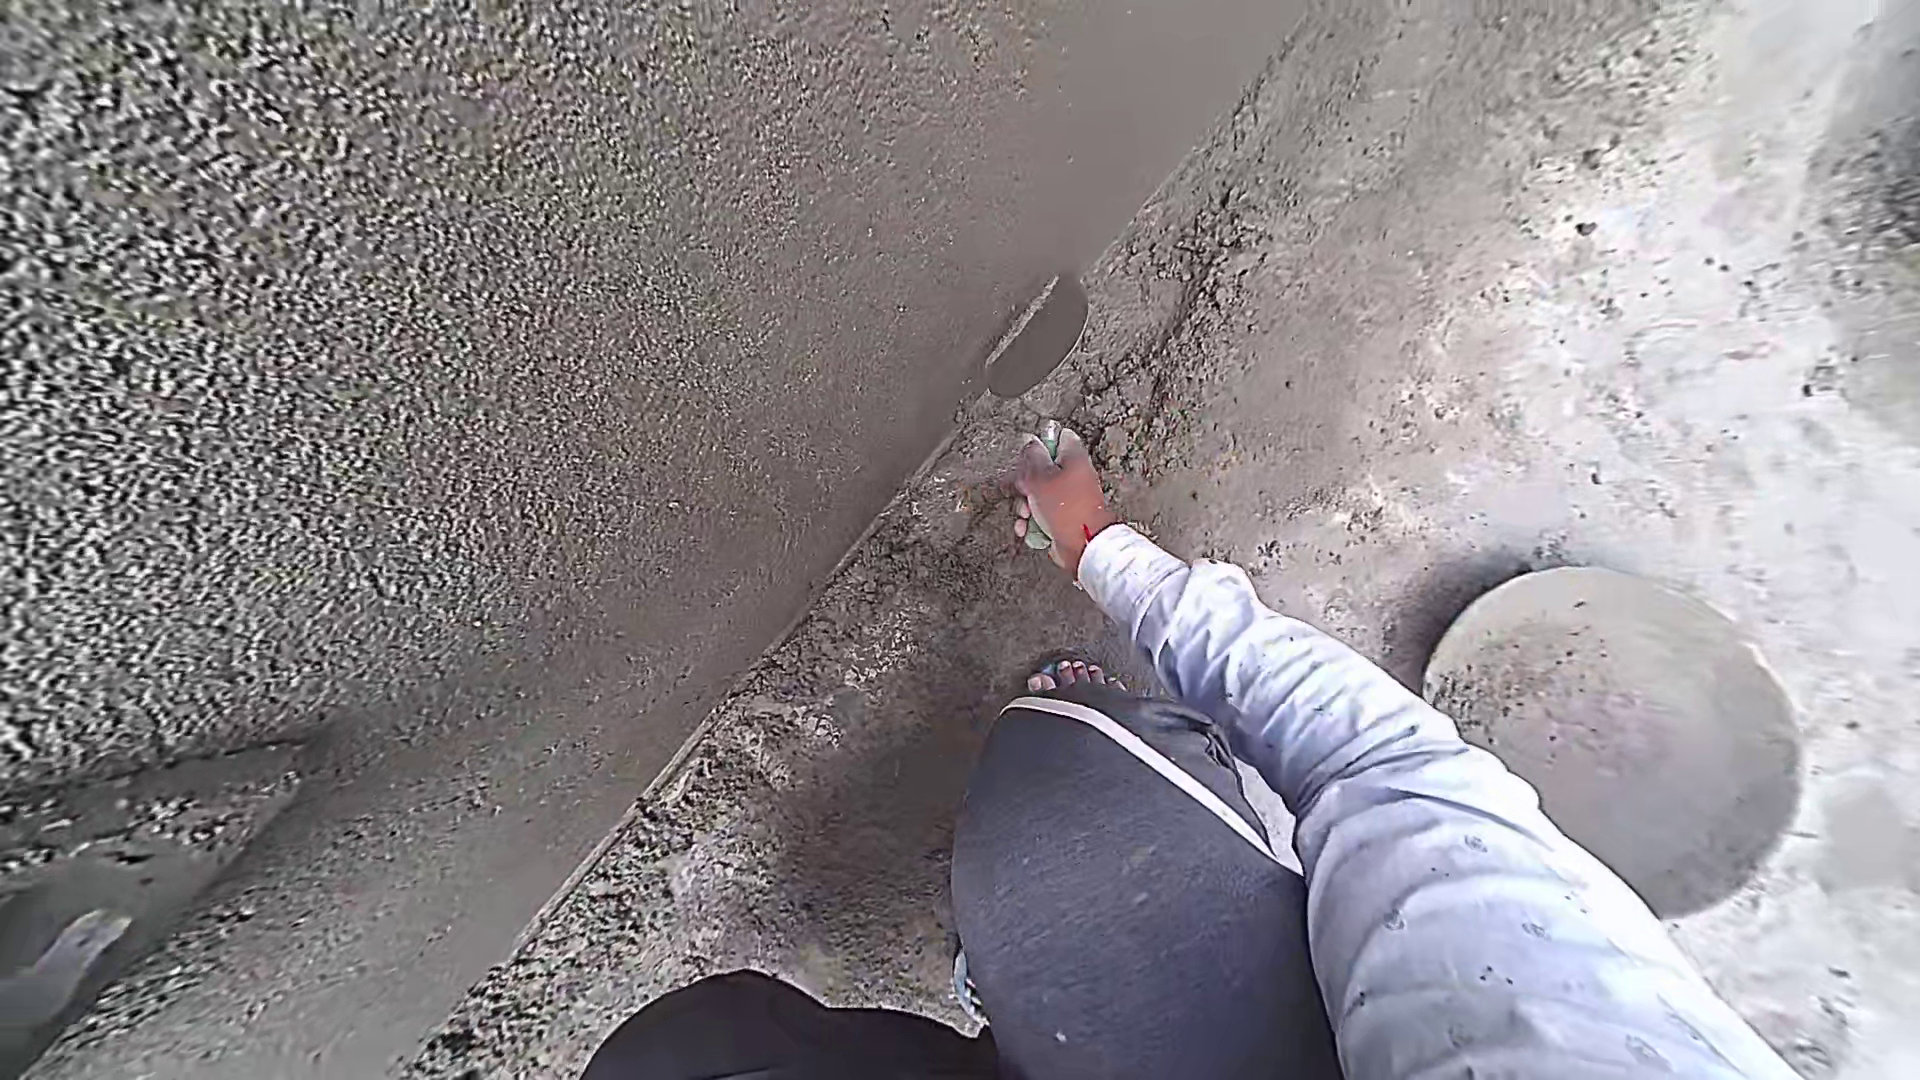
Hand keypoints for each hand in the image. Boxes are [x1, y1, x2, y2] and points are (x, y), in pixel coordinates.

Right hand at [1012, 426, 1118, 576]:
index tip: (1026, 460)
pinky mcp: (1063, 519)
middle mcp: (1073, 477)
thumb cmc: (1067, 510)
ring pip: (1037, 495)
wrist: (1083, 546)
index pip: (1055, 439)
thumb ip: (1033, 457)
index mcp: (1073, 459)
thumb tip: (1029, 440)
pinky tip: (1027, 529)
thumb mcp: (1042, 478)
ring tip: (1025, 515)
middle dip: (1025, 484)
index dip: (1037, 448)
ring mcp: (1068, 499)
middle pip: (1040, 470)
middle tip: (1023, 491)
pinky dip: (1031, 523)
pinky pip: (1041, 515)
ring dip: (1024, 506)